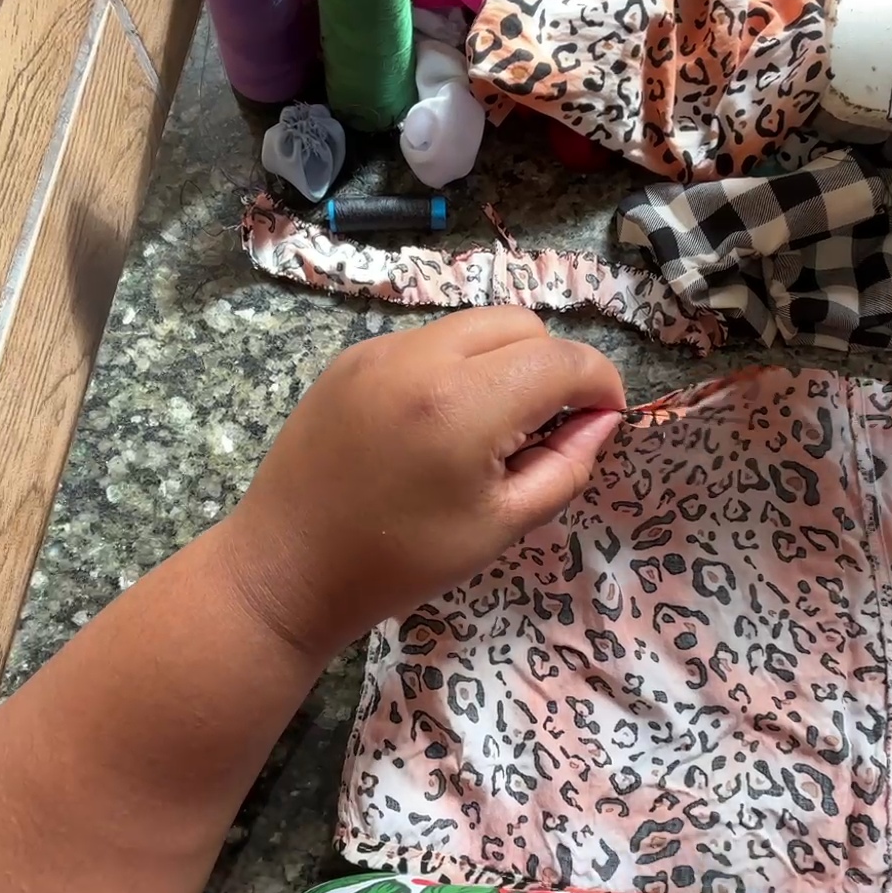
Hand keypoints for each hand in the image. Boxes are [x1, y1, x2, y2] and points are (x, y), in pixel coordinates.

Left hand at [213, 307, 625, 658]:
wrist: (287, 567)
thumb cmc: (399, 563)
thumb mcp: (500, 526)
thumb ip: (566, 467)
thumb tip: (601, 421)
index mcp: (463, 404)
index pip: (563, 359)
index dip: (600, 384)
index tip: (604, 418)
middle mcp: (421, 356)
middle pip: (522, 324)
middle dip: (551, 366)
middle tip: (543, 426)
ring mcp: (378, 349)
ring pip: (473, 325)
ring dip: (502, 362)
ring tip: (487, 426)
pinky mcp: (350, 357)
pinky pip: (427, 341)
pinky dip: (454, 366)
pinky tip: (435, 421)